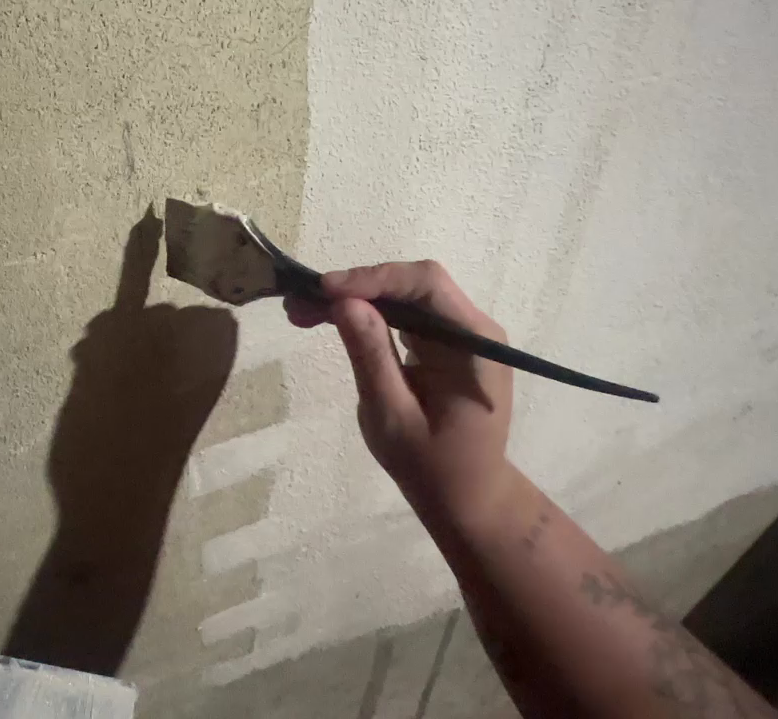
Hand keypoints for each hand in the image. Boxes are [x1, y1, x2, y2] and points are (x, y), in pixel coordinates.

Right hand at [286, 261, 514, 526]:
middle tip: (301, 302)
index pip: (426, 285)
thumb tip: (344, 303)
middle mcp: (473, 329)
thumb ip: (371, 356)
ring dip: (353, 298)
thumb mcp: (392, 416)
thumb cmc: (431, 466)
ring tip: (304, 310)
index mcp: (475, 344)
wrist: (465, 499)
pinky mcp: (440, 343)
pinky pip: (400, 313)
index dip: (373, 278)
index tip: (325, 290)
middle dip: (355, 287)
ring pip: (402, 294)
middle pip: (412, 283)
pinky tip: (329, 318)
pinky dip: (364, 313)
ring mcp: (458, 335)